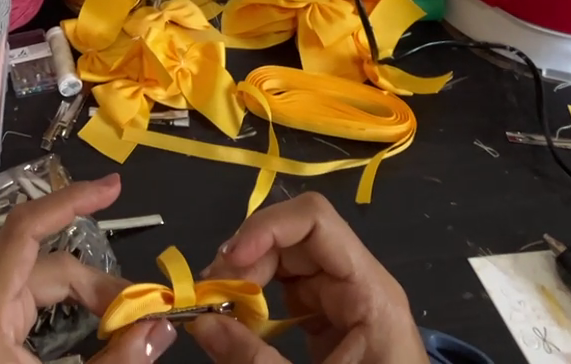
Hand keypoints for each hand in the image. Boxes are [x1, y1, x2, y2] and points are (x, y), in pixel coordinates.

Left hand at [0, 174, 176, 363]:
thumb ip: (115, 361)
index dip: (70, 200)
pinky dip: (66, 310)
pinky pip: (31, 302)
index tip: (113, 187)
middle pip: (48, 267)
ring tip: (127, 321)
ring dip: (87, 298)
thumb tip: (161, 326)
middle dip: (100, 284)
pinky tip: (96, 324)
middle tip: (147, 312)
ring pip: (43, 284)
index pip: (26, 229)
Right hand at [190, 193, 427, 363]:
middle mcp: (358, 283)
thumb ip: (255, 361)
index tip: (229, 261)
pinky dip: (257, 297)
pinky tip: (240, 319)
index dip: (268, 227)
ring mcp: (344, 300)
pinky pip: (287, 288)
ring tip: (220, 306)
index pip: (315, 221)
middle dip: (247, 256)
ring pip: (284, 259)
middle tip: (212, 294)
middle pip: (293, 237)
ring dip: (247, 275)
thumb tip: (200, 322)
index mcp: (370, 292)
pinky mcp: (330, 319)